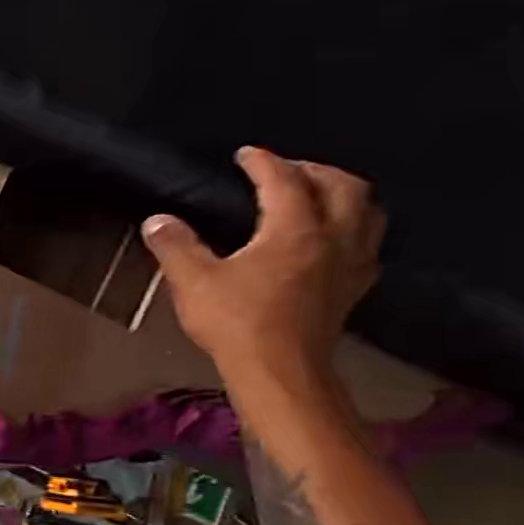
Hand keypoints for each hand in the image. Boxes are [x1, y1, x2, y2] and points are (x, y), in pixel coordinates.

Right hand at [140, 146, 383, 382]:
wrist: (279, 371)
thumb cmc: (236, 322)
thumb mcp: (193, 282)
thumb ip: (175, 246)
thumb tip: (156, 220)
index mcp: (294, 229)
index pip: (283, 180)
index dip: (263, 162)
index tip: (246, 154)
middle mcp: (333, 237)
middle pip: (341, 186)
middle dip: (313, 170)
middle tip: (286, 170)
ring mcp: (350, 264)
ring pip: (366, 212)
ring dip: (344, 194)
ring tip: (320, 195)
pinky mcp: (352, 289)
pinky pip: (367, 245)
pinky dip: (355, 229)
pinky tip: (336, 240)